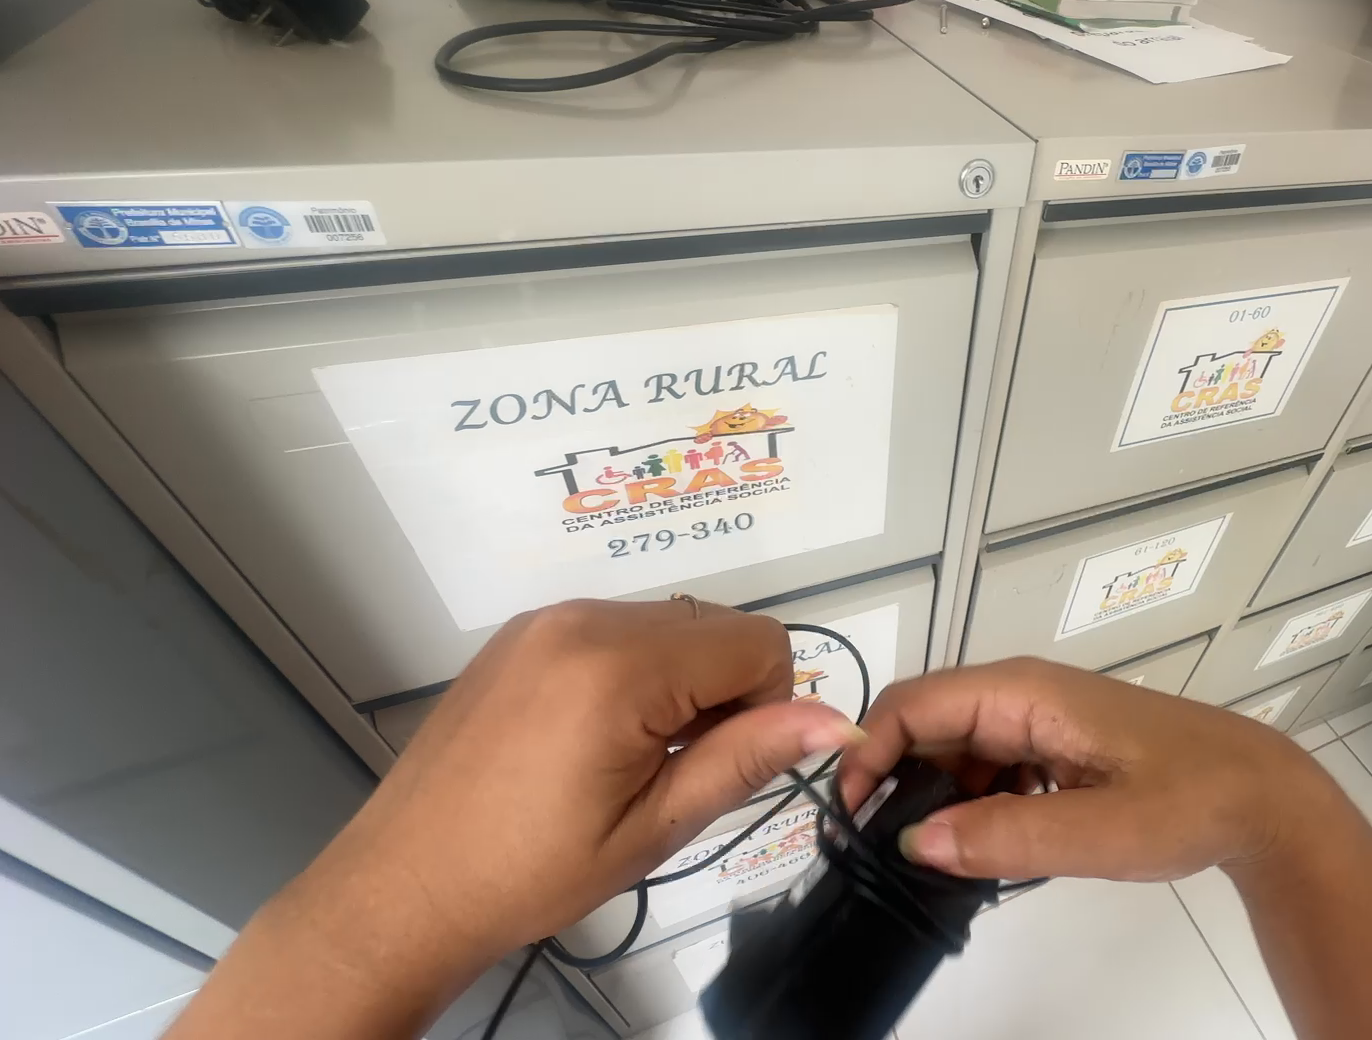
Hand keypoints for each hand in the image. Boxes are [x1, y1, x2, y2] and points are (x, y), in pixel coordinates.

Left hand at [284, 598, 861, 969]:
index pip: (759, 641)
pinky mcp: (531, 626)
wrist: (398, 890)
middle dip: (729, 687)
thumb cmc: (534, 872)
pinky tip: (604, 726)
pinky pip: (629, 623)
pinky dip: (646, 664)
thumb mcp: (657, 826)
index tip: (721, 759)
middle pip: (721, 625)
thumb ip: (750, 758)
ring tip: (639, 747)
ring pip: (679, 621)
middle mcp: (588, 618)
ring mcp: (554, 615)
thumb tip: (839, 719)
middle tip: (679, 762)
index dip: (768, 701)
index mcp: (622, 667)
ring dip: (689, 676)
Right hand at [837, 657, 1326, 881]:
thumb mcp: (1098, 830)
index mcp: (1022, 693)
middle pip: (929, 722)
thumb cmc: (1186, 800)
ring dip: (939, 794)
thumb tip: (914, 841)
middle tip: (887, 850)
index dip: (869, 751)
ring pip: (958, 745)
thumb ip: (1006, 836)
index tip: (852, 818)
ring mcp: (1038, 715)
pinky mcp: (1054, 740)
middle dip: (897, 778)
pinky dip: (976, 800)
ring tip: (941, 856)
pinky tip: (990, 842)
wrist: (1259, 794)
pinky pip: (992, 762)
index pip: (914, 704)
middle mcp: (1021, 693)